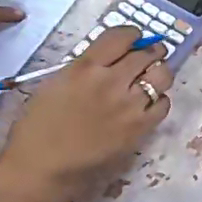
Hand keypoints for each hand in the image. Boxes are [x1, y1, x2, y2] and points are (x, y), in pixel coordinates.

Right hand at [0, 27, 173, 196]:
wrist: (42, 167)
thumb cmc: (37, 127)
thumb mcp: (55, 83)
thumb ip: (83, 68)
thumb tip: (106, 62)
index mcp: (86, 67)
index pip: (121, 36)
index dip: (132, 34)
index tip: (134, 38)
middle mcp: (111, 81)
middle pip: (146, 54)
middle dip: (152, 51)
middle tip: (152, 54)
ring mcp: (129, 105)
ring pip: (162, 76)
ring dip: (159, 73)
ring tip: (153, 78)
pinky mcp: (139, 128)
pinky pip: (163, 105)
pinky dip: (159, 101)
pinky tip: (148, 105)